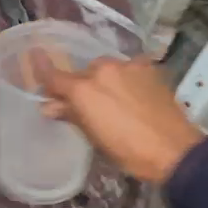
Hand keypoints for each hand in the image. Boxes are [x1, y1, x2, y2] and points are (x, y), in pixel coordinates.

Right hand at [40, 56, 206, 184]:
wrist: (173, 150)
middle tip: (90, 106)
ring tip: (116, 102)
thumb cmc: (128, 152)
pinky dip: (127, 79)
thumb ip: (72, 116)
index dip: (42, 68)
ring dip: (106, 81)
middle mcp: (103, 69)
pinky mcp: (149, 68)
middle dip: (83, 86)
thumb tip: (49, 107)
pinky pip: (129, 69)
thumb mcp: (95, 138)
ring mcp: (128, 66)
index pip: (54, 76)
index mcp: (84, 90)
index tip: (34, 55)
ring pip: (107, 69)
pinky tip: (135, 95)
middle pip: (84, 73)